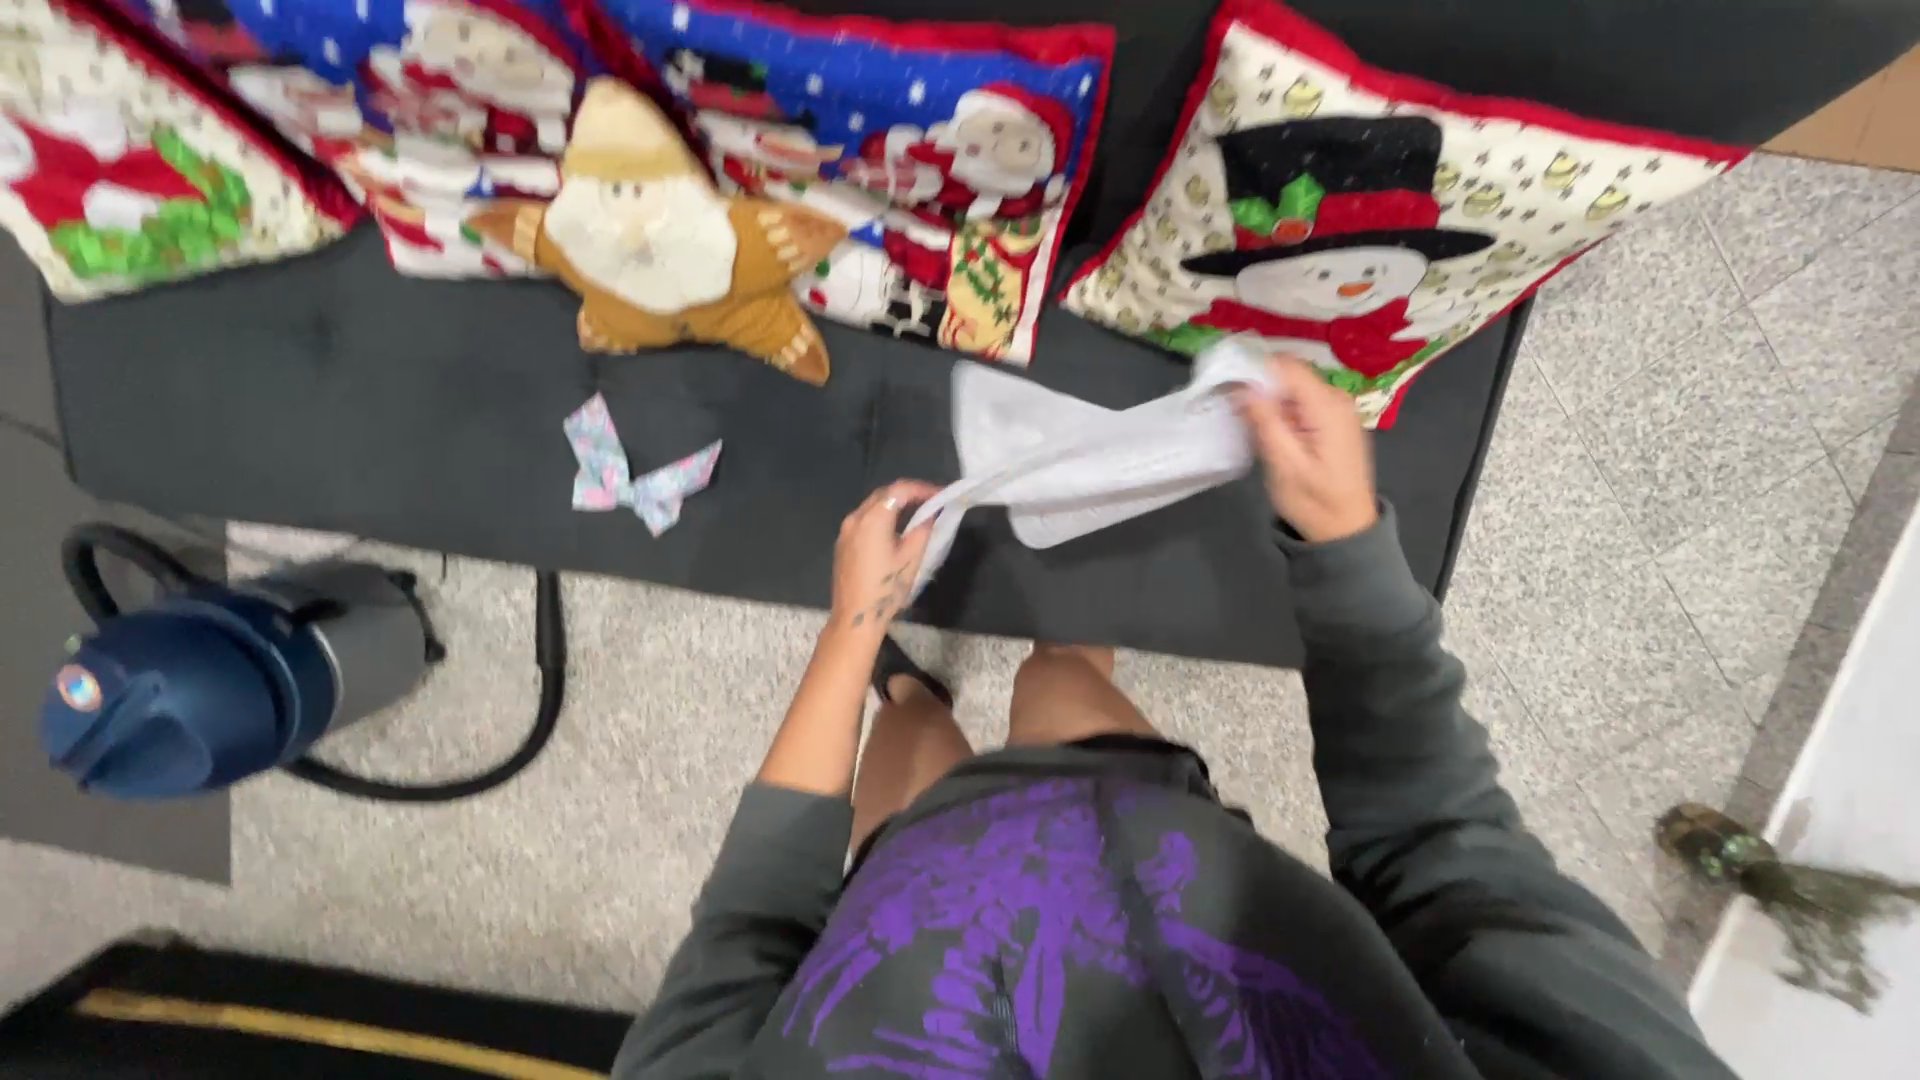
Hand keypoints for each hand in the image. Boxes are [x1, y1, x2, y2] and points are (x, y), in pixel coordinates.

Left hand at [830, 479, 941, 636]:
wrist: (855, 616)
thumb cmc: (886, 588)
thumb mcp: (912, 558)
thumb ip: (923, 529)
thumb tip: (931, 514)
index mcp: (873, 519)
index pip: (900, 490)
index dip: (922, 489)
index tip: (940, 495)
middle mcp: (855, 518)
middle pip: (884, 494)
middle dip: (908, 493)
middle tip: (930, 500)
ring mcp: (845, 530)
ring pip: (872, 506)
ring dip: (894, 505)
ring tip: (916, 512)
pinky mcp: (843, 543)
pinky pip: (864, 519)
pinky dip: (881, 516)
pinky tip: (895, 528)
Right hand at [1235, 355, 1378, 543]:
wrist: (1346, 528)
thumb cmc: (1314, 501)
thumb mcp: (1284, 464)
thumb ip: (1265, 421)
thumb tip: (1243, 386)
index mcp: (1327, 407)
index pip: (1287, 367)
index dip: (1254, 369)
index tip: (1226, 382)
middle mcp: (1337, 399)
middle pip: (1290, 374)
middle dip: (1259, 384)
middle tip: (1231, 405)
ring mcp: (1337, 409)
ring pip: (1293, 387)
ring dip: (1268, 398)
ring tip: (1245, 418)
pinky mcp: (1333, 420)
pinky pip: (1301, 401)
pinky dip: (1280, 407)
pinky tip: (1267, 428)